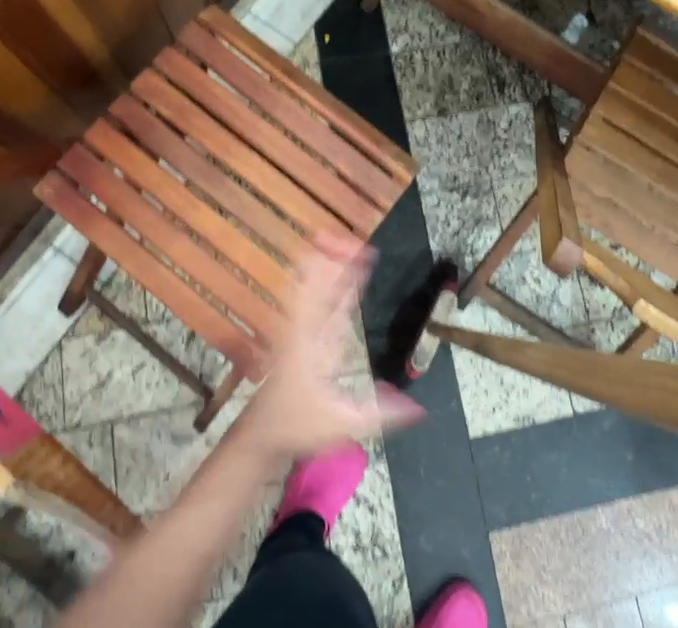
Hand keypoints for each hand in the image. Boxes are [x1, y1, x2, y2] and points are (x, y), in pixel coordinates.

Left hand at [231, 235, 423, 461]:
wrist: (260, 435)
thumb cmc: (297, 428)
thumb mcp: (340, 424)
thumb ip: (379, 414)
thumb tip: (417, 408)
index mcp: (309, 345)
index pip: (325, 299)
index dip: (342, 274)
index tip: (362, 254)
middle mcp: (300, 331)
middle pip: (314, 284)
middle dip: (332, 260)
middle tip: (355, 242)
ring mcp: (295, 332)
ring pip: (307, 289)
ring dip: (324, 266)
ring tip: (343, 245)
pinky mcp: (295, 337)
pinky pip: (307, 301)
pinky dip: (319, 282)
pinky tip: (332, 271)